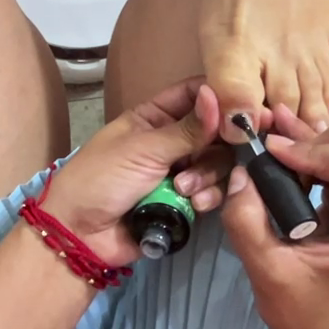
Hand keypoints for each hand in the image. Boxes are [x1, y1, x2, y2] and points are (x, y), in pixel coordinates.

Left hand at [45, 79, 234, 265]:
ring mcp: (181, 172)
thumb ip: (188, 128)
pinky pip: (213, 193)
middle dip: (215, 148)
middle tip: (205, 160)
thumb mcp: (144, 148)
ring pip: (218, 164)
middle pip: (216, 132)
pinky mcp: (186, 203)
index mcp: (155, 116)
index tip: (248, 110)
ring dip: (207, 176)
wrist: (81, 233)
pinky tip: (194, 205)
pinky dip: (208, 197)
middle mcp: (172, 140)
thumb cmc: (102, 179)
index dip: (223, 99)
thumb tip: (219, 95)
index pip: (197, 95)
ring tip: (183, 190)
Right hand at [220, 106, 328, 328]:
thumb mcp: (266, 271)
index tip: (270, 153)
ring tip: (270, 146)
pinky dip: (313, 153)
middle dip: (308, 144)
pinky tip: (284, 151)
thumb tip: (240, 171)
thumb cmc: (302, 311)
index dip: (310, 149)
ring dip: (308, 145)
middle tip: (266, 152)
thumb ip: (247, 222)